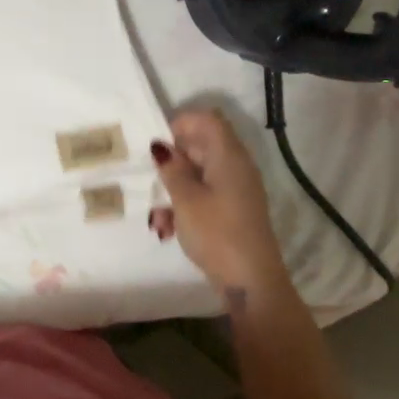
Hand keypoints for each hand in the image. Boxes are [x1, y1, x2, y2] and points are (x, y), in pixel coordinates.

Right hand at [150, 109, 286, 290]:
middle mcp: (235, 166)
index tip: (154, 146)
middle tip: (148, 181)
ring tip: (156, 215)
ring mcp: (235, 189)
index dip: (179, 124)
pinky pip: (204, 195)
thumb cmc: (216, 233)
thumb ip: (172, 170)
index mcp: (228, 156)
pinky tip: (168, 229)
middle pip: (200, 146)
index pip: (206, 120)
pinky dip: (184, 206)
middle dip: (171, 162)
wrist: (250, 279)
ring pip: (198, 175)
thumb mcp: (185, 200)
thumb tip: (161, 148)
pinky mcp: (232, 210)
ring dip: (173, 189)